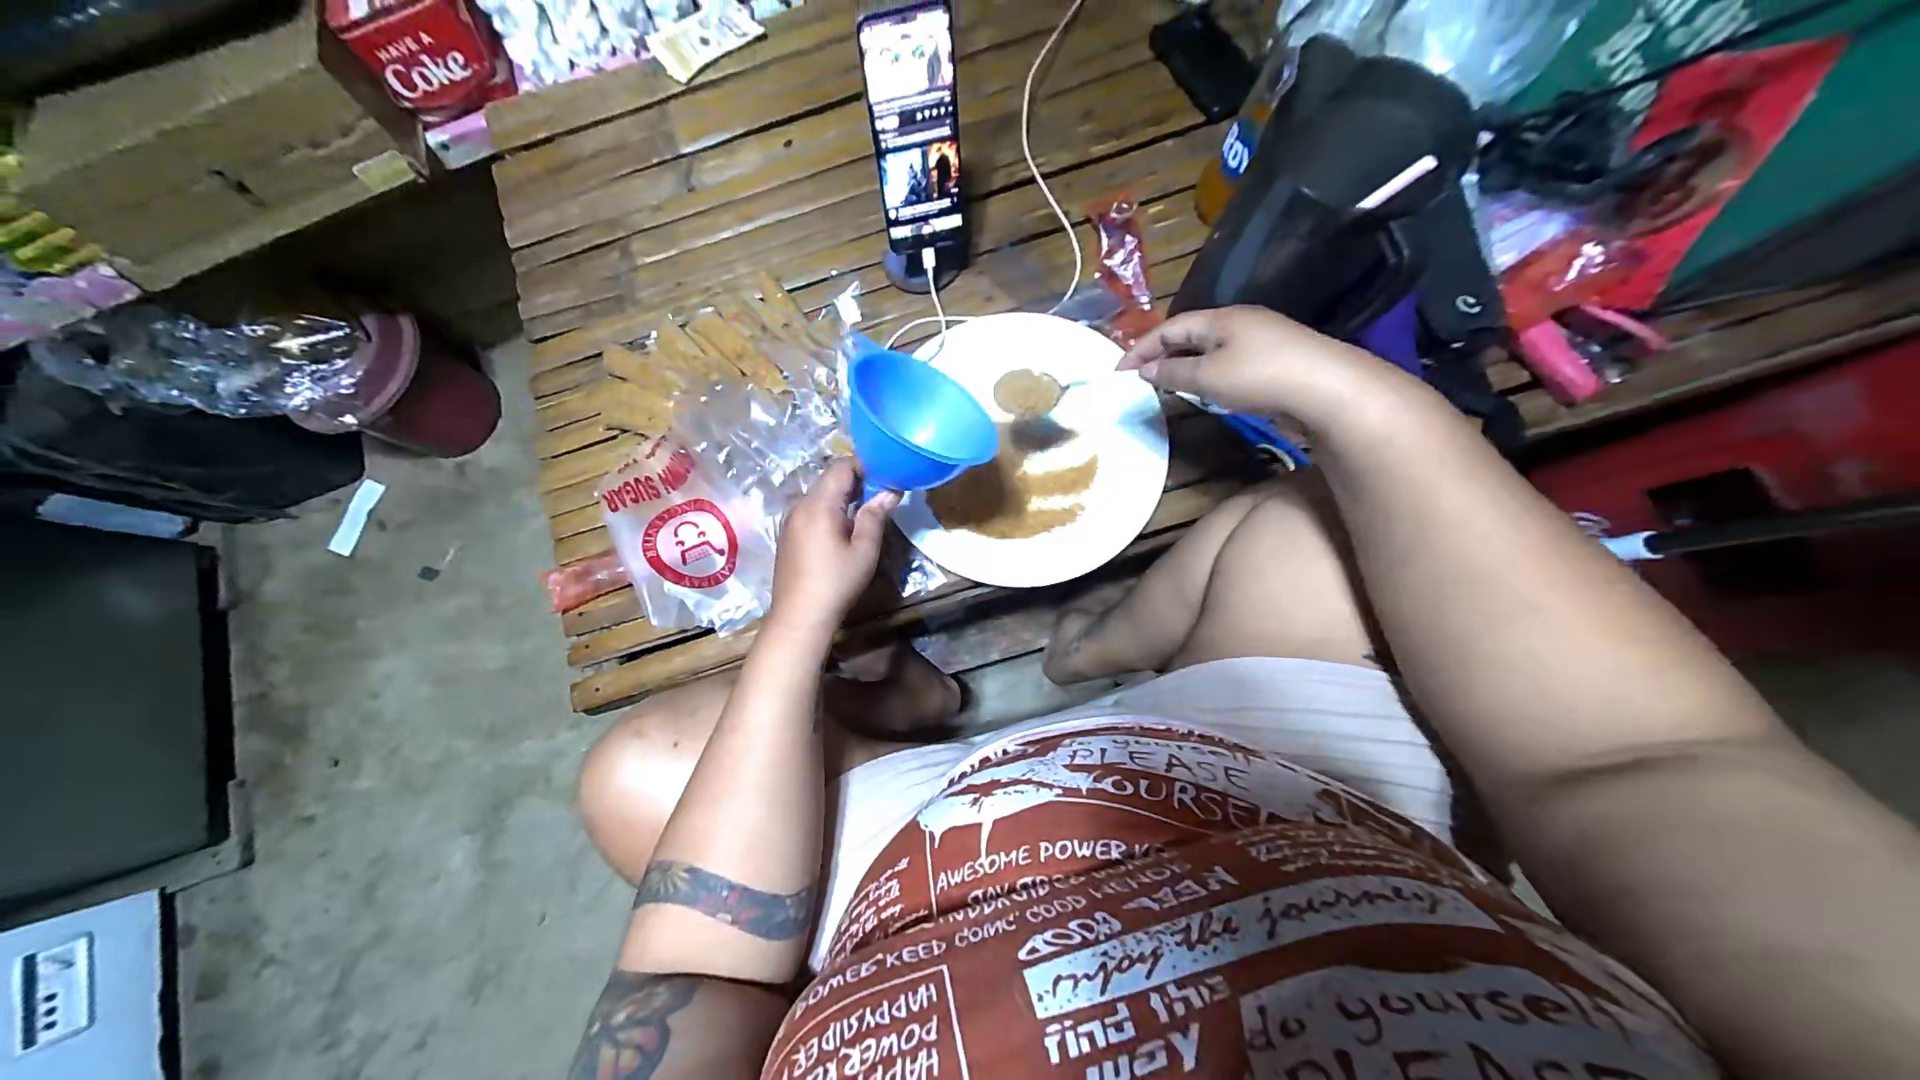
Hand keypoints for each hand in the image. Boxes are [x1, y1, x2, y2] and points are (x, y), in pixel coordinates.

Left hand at [768, 459, 898, 634]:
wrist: (799, 616)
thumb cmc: (836, 582)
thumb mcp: (864, 550)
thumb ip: (875, 516)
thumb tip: (891, 491)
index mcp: (818, 505)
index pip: (840, 467)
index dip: (865, 467)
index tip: (885, 479)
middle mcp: (800, 506)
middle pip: (828, 480)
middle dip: (856, 483)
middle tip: (880, 499)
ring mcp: (790, 520)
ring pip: (819, 496)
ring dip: (842, 499)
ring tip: (864, 517)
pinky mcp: (788, 535)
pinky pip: (811, 511)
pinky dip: (829, 512)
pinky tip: (842, 533)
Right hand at [1118, 306, 1394, 424]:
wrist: (1327, 388)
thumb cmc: (1260, 376)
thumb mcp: (1209, 376)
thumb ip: (1173, 373)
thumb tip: (1146, 370)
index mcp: (1220, 318)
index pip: (1170, 327)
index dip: (1141, 347)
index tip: (1119, 370)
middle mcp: (1240, 321)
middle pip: (1190, 334)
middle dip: (1161, 353)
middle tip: (1140, 376)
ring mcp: (1261, 339)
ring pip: (1210, 348)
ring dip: (1184, 363)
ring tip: (1166, 383)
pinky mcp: (1275, 359)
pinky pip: (1228, 360)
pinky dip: (1207, 372)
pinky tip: (1205, 389)